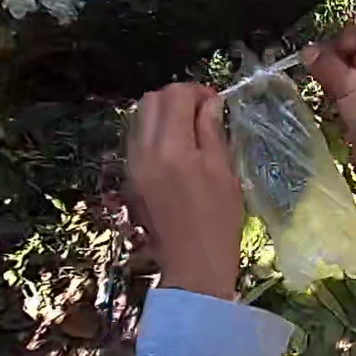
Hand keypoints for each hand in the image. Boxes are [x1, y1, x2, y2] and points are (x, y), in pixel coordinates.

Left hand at [127, 83, 243, 300]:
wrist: (193, 264)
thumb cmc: (218, 221)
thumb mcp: (224, 173)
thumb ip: (212, 132)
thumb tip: (210, 103)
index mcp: (172, 149)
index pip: (176, 96)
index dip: (198, 92)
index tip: (215, 103)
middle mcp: (145, 152)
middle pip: (152, 101)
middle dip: (178, 98)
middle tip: (202, 113)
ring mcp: (133, 165)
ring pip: (140, 118)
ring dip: (164, 114)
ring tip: (189, 130)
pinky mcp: (131, 177)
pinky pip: (137, 139)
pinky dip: (154, 133)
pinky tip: (176, 148)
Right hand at [305, 21, 355, 198]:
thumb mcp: (350, 84)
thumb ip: (326, 65)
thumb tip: (307, 51)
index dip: (343, 40)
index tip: (326, 56)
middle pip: (354, 54)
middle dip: (335, 64)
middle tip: (324, 78)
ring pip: (349, 77)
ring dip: (335, 84)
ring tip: (331, 96)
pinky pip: (349, 97)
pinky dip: (339, 101)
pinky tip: (334, 109)